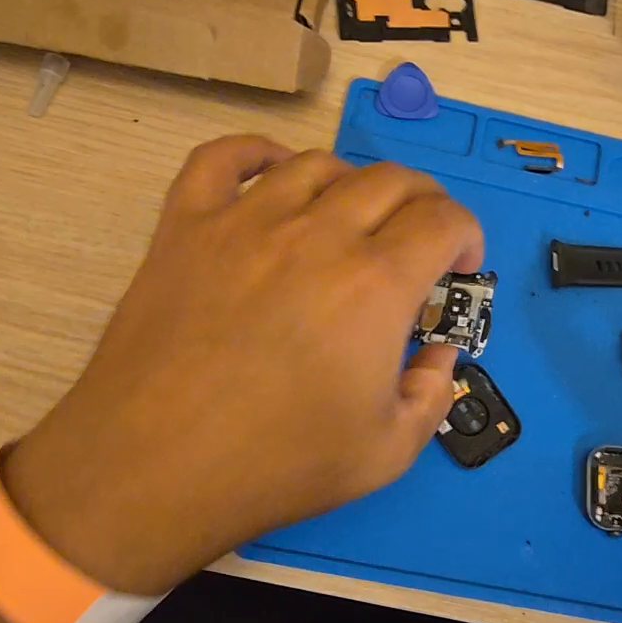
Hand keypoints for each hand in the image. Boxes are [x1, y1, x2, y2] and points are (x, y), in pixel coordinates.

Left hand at [3, 136, 483, 595]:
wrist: (154, 470)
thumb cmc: (277, 466)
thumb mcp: (389, 451)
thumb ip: (434, 391)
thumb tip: (437, 351)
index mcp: (375, 285)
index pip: (444, 220)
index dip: (467, 236)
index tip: (458, 266)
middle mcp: (317, 234)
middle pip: (392, 181)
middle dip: (425, 205)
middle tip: (420, 242)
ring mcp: (245, 222)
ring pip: (317, 163)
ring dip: (353, 183)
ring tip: (352, 218)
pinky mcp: (186, 226)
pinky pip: (223, 158)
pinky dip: (257, 152)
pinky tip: (274, 172)